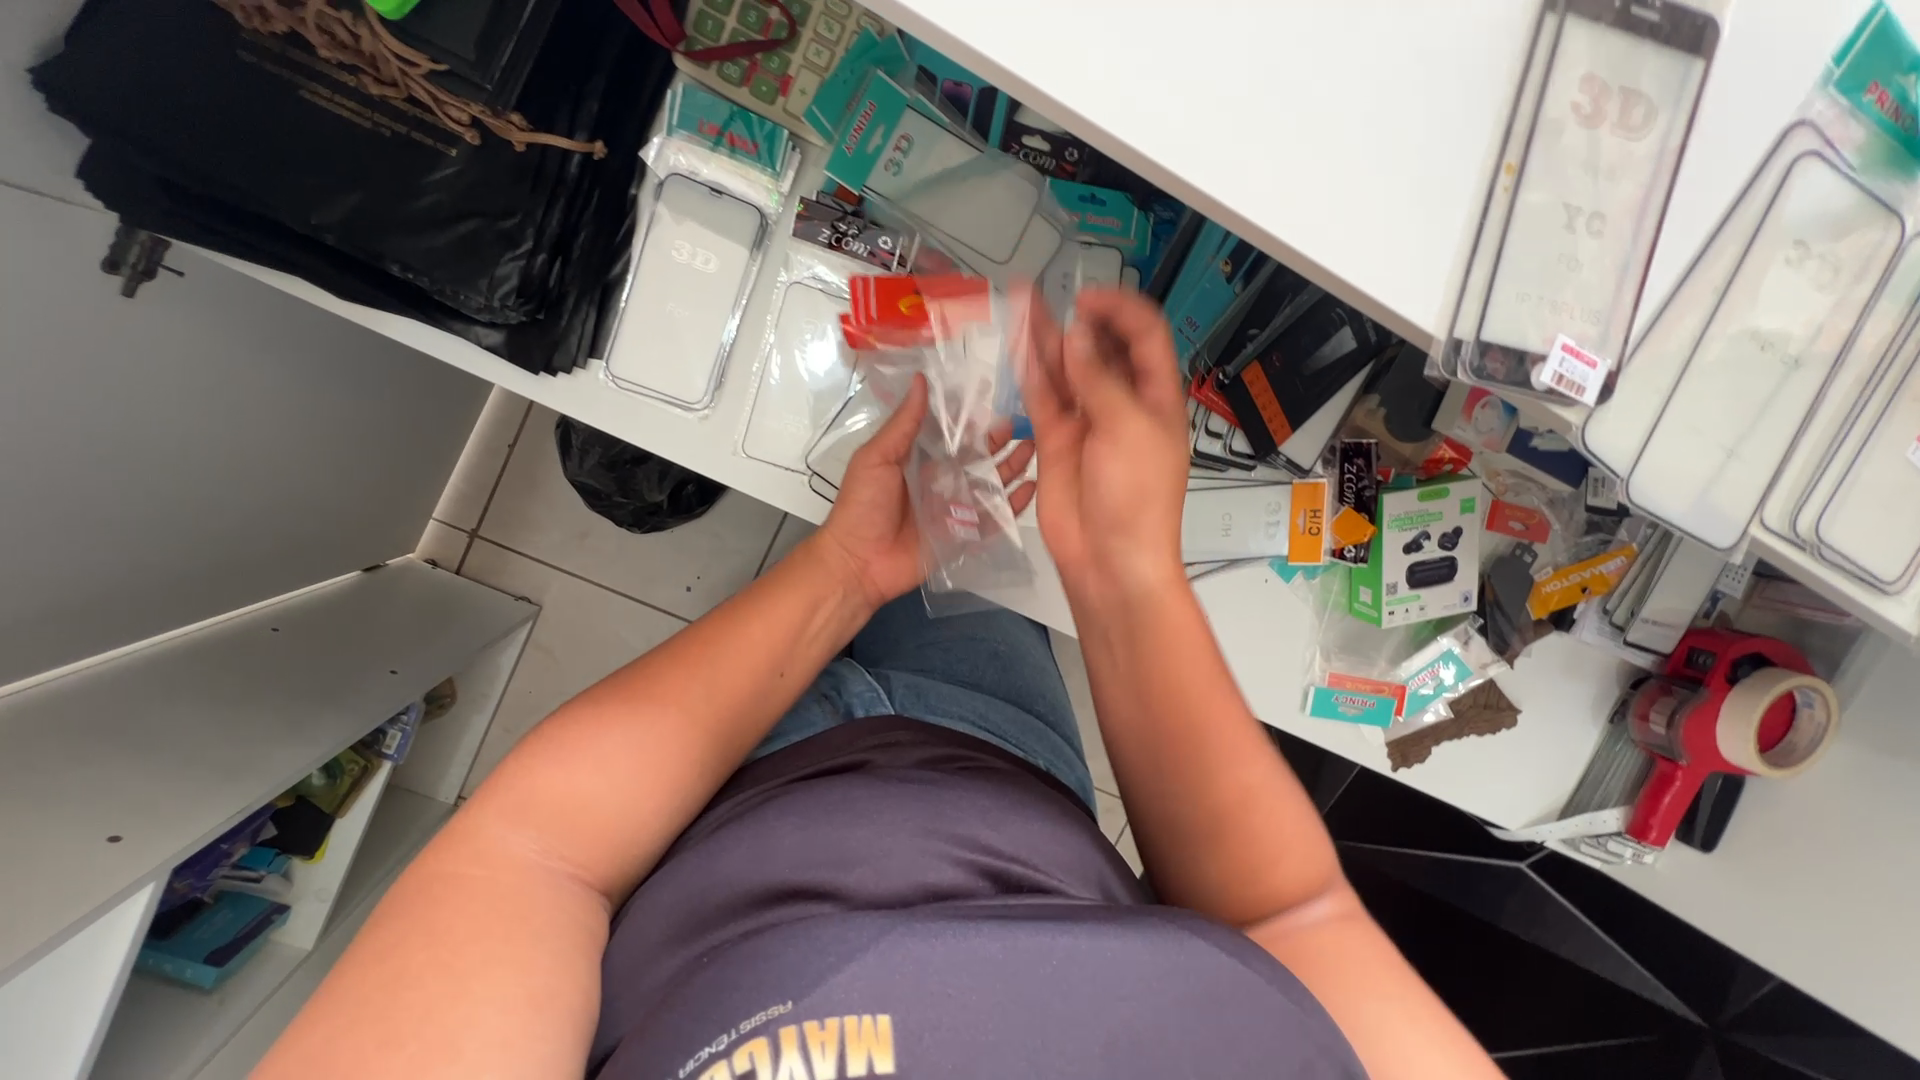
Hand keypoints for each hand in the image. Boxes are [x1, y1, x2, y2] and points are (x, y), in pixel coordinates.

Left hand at [810, 374, 1035, 611]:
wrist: (857, 561)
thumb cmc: (861, 506)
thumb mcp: (876, 457)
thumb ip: (903, 424)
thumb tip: (921, 380)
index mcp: (921, 461)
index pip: (954, 436)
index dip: (975, 420)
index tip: (997, 399)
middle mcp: (942, 482)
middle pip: (979, 459)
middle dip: (1001, 443)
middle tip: (1024, 425)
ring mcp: (955, 510)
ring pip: (991, 486)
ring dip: (1012, 468)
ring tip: (1034, 449)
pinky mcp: (964, 537)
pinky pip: (994, 520)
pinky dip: (1013, 505)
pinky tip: (1032, 487)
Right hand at [1020, 287, 1189, 598]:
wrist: (1109, 559)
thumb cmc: (1136, 497)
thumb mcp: (1127, 429)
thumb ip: (1098, 379)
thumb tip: (1074, 336)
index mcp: (1156, 397)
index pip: (1144, 337)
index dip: (1119, 311)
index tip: (1086, 299)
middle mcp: (1122, 402)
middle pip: (1101, 348)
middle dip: (1079, 320)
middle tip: (1049, 297)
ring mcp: (1087, 420)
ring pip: (1066, 368)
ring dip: (1048, 338)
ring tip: (1022, 302)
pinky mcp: (1055, 440)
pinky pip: (1043, 396)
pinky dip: (1030, 369)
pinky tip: (1017, 341)